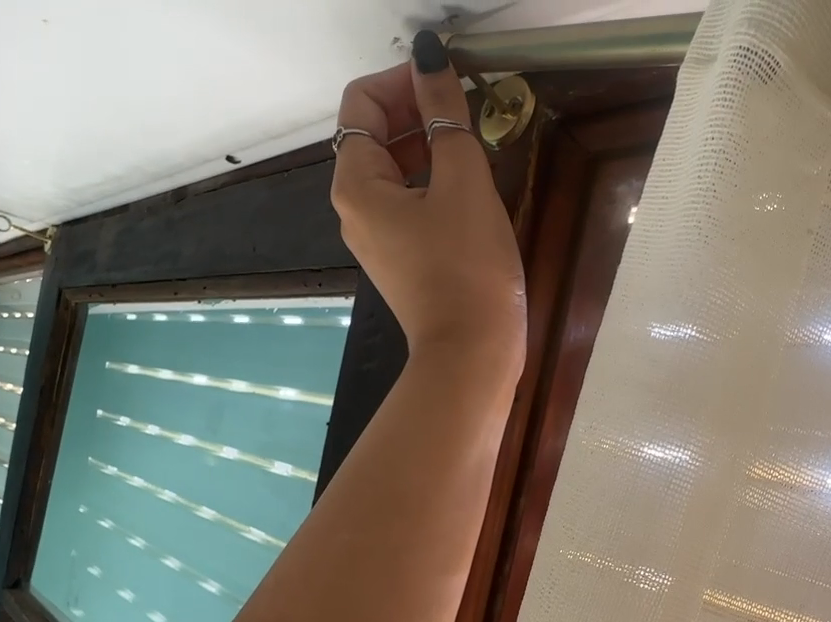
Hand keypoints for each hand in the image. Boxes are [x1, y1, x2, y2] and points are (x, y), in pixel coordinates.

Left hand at [331, 31, 525, 370]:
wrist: (472, 355)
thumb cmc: (468, 268)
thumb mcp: (464, 182)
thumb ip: (446, 113)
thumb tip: (429, 56)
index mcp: (356, 185)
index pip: (361, 103)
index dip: (403, 80)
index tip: (450, 82)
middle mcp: (355, 210)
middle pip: (374, 136)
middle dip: (417, 112)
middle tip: (468, 108)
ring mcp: (377, 240)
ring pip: (395, 172)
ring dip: (430, 147)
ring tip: (475, 144)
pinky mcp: (402, 262)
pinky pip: (409, 205)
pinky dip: (433, 184)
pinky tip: (470, 188)